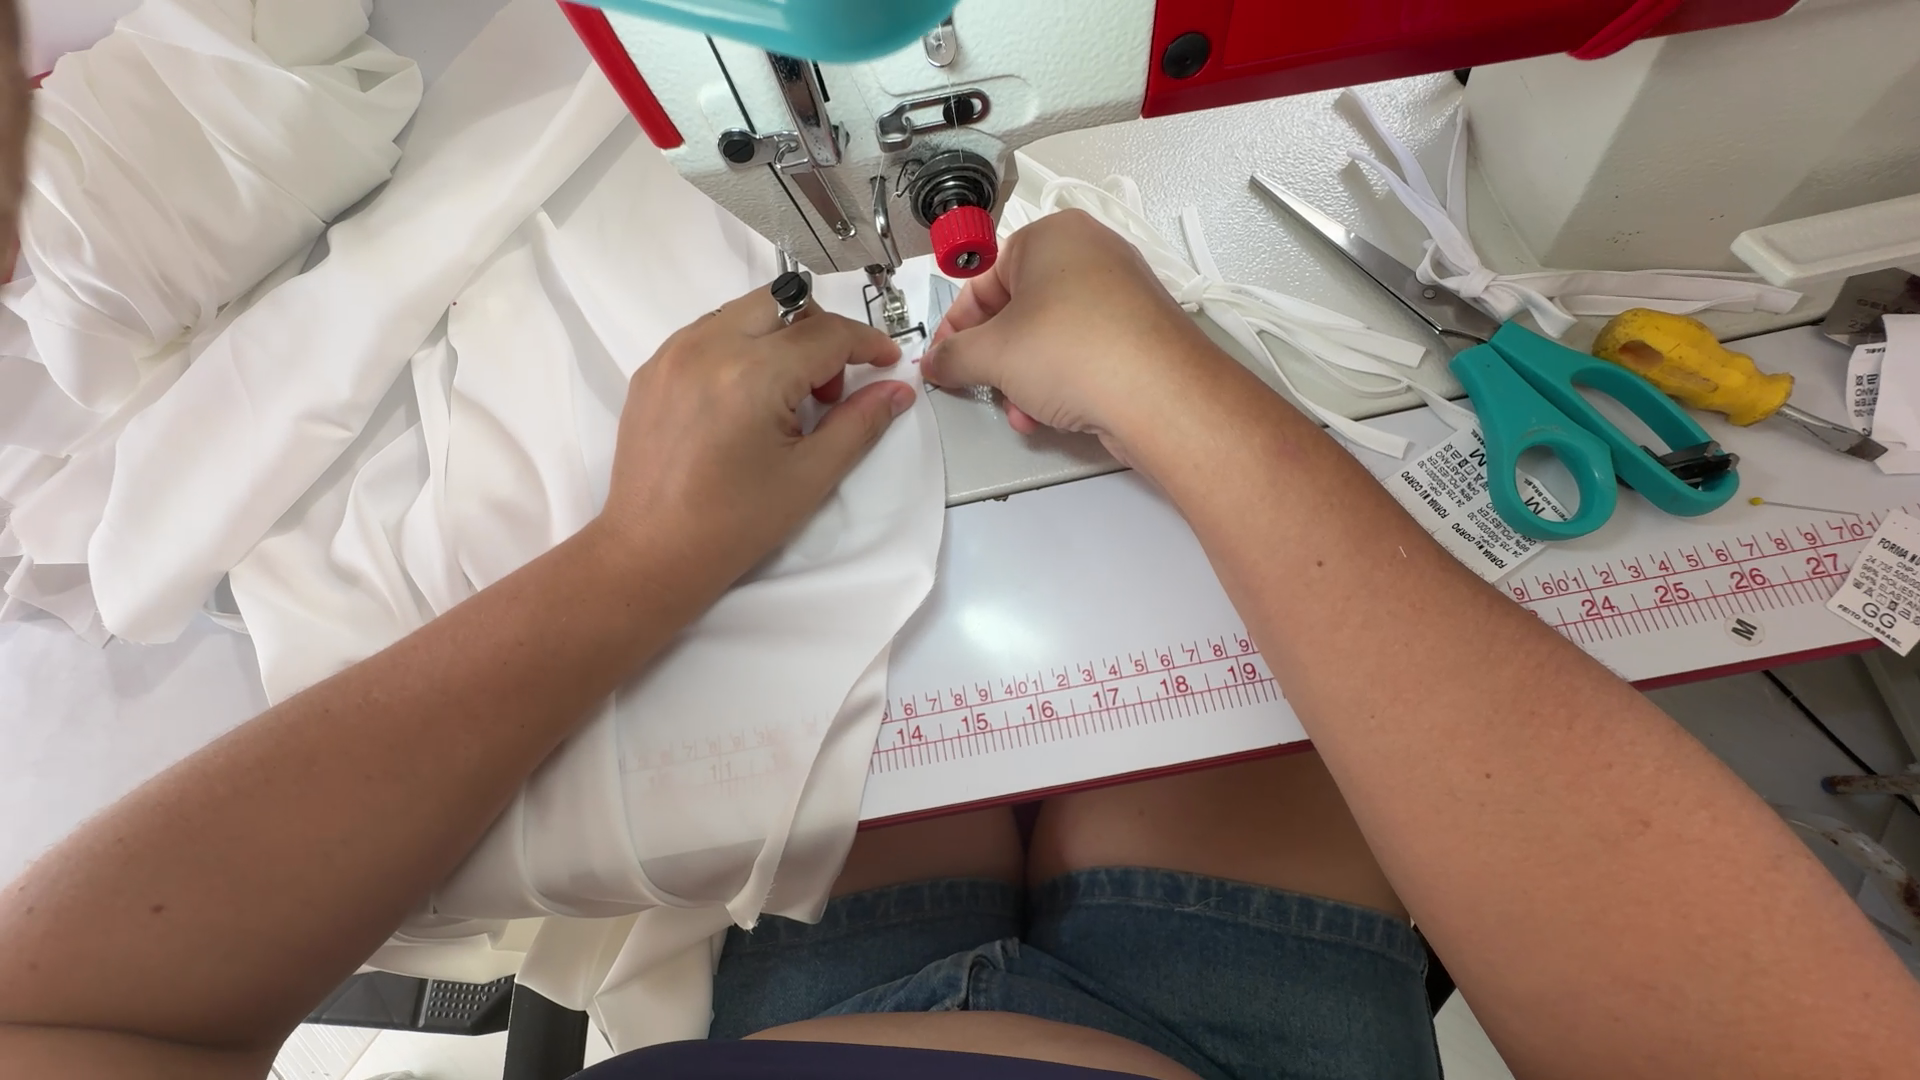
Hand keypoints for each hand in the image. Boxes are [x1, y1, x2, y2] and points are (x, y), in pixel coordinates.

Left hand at [594, 284, 914, 591]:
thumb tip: (899, 390)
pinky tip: (746, 402)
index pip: (827, 333)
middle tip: (829, 390)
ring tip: (786, 399)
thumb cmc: (737, 523)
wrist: (652, 552)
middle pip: (785, 301)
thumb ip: (860, 423)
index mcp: (753, 374)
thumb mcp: (812, 475)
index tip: (889, 362)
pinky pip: (710, 333)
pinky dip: (743, 348)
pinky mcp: (652, 370)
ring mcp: (673, 353)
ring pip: (745, 311)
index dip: (868, 342)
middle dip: (822, 333)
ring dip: (781, 336)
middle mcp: (708, 346)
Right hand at [919, 209, 1230, 466]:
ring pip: (1047, 340)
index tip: (942, 359)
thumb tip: (936, 363)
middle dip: (994, 360)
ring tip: (1020, 409)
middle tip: (980, 385)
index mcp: (1053, 236)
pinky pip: (1079, 355)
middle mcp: (1090, 256)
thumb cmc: (1077, 352)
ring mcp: (1118, 297)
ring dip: (1022, 381)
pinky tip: (1048, 414)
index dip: (956, 325)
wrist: (1158, 396)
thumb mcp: (993, 354)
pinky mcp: (1136, 337)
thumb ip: (953, 357)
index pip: (984, 278)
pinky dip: (1056, 384)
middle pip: (1016, 312)